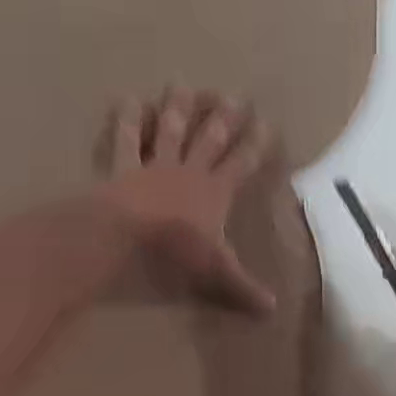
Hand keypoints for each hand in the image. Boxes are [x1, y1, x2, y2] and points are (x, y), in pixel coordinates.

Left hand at [96, 86, 276, 313]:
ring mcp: (153, 166)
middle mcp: (188, 172)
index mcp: (215, 193)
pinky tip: (128, 99)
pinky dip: (126, 119)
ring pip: (169, 130)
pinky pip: (125, 140)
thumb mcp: (216, 274)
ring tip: (183, 84)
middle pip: (210, 138)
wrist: (124, 239)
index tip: (267, 122)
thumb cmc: (174, 253)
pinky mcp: (122, 168)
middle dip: (223, 117)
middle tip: (233, 95)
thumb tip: (273, 310)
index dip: (255, 145)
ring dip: (178, 108)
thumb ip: (243, 288)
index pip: (242, 164)